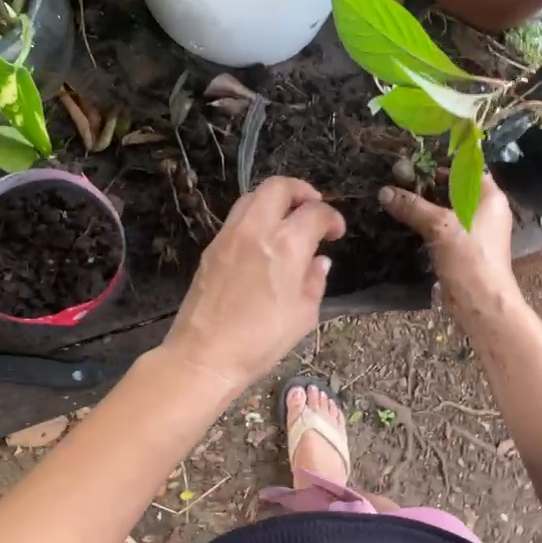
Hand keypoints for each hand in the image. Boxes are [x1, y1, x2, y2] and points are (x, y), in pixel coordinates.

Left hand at [161, 177, 345, 392]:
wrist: (205, 355)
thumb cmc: (262, 340)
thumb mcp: (304, 315)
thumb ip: (314, 281)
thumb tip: (318, 261)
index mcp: (287, 244)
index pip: (315, 213)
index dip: (332, 218)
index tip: (336, 232)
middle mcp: (256, 229)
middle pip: (278, 187)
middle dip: (301, 191)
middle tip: (313, 208)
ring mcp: (229, 236)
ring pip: (253, 197)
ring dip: (274, 201)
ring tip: (287, 221)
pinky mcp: (212, 248)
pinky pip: (237, 219)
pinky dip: (255, 218)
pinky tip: (263, 242)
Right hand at [379, 172, 519, 325]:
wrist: (481, 302)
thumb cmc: (469, 257)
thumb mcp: (439, 226)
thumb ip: (413, 206)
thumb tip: (384, 192)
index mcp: (491, 197)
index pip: (468, 169)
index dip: (444, 163)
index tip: (417, 161)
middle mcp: (487, 210)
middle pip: (456, 189)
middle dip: (430, 185)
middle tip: (401, 178)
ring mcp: (476, 231)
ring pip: (448, 210)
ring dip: (427, 205)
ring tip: (399, 196)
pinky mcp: (465, 249)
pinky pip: (445, 228)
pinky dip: (428, 223)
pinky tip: (408, 221)